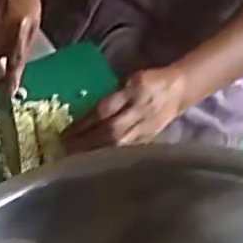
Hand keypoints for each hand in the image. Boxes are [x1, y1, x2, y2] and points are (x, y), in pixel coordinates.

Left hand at [65, 65, 193, 150]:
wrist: (179, 89)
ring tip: (73, 158)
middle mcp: (140, 110)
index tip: (64, 133)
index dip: (83, 123)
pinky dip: (105, 157)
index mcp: (135, 89)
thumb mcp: (129, 80)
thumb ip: (109, 98)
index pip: (104, 109)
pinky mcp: (147, 140)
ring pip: (116, 144)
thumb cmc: (147, 83)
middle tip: (64, 149)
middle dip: (84, 142)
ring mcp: (145, 127)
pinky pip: (124, 151)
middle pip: (109, 131)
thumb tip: (80, 116)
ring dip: (92, 153)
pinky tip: (90, 161)